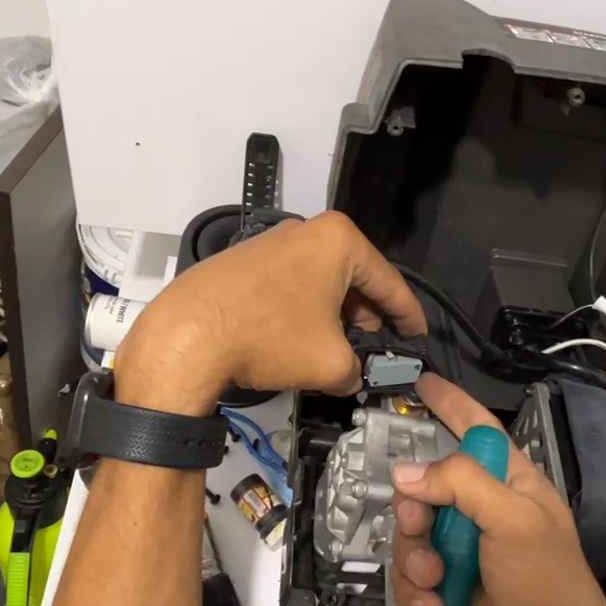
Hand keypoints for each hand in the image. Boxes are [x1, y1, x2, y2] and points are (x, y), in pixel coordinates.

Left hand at [112, 212, 425, 414]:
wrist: (187, 336)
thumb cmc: (269, 338)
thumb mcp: (331, 363)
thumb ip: (356, 369)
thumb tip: (351, 376)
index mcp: (338, 241)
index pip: (389, 282)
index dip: (408, 314)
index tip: (418, 333)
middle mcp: (306, 230)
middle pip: (354, 276)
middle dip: (368, 313)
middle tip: (378, 343)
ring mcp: (271, 241)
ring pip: (320, 280)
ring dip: (334, 314)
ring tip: (340, 346)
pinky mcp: (243, 260)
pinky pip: (290, 284)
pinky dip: (303, 309)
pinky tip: (301, 338)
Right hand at [389, 374, 605, 605]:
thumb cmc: (549, 586)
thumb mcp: (514, 521)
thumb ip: (461, 485)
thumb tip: (406, 472)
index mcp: (512, 485)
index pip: (477, 431)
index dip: (451, 405)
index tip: (423, 384)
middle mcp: (483, 513)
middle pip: (425, 487)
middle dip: (415, 508)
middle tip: (419, 524)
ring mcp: (462, 553)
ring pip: (409, 535)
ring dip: (415, 560)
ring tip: (437, 582)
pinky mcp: (445, 591)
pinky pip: (408, 578)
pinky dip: (416, 595)